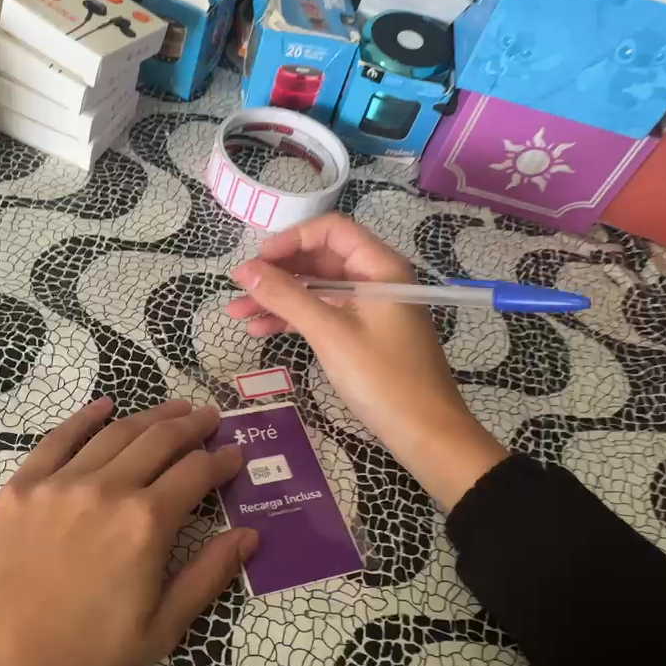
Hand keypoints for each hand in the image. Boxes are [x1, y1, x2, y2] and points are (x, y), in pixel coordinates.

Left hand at [0, 399, 253, 665]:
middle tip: (210, 418)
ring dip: (150, 416)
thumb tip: (250, 534)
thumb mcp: (157, 634)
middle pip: (159, 441)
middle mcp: (107, 488)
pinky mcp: (19, 487)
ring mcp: (59, 482)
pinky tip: (103, 406)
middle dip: (192, 426)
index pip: (196, 474)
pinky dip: (86, 417)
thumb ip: (206, 577)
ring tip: (173, 408)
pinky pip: (58, 439)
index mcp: (146, 524)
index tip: (235, 454)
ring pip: (115, 433)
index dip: (221, 461)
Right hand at [226, 214, 506, 508]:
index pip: (331, 230)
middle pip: (321, 259)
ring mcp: (371, 308)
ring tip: (238, 312)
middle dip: (278, 272)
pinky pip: (324, 313)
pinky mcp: (365, 333)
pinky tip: (261, 330)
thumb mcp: (330, 333)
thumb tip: (244, 270)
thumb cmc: (383, 378)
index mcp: (380, 267)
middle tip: (240, 287)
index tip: (257, 260)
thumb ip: (286, 297)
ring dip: (279, 298)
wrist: (427, 435)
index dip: (291, 239)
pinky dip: (295, 318)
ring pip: (317, 289)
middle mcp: (377, 279)